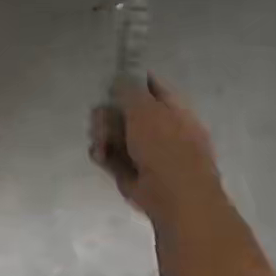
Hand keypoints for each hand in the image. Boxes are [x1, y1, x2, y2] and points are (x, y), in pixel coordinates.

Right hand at [90, 74, 220, 219]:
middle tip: (101, 119)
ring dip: (101, 133)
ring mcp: (145, 150)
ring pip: (112, 131)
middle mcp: (160, 129)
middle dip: (107, 113)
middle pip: (124, 110)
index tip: (112, 82)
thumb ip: (130, 89)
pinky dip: (101, 152)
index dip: (132, 80)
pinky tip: (101, 154)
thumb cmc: (165, 149)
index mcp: (174, 112)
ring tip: (101, 142)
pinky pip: (108, 152)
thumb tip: (119, 76)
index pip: (152, 87)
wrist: (174, 198)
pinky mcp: (130, 169)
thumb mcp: (146, 109)